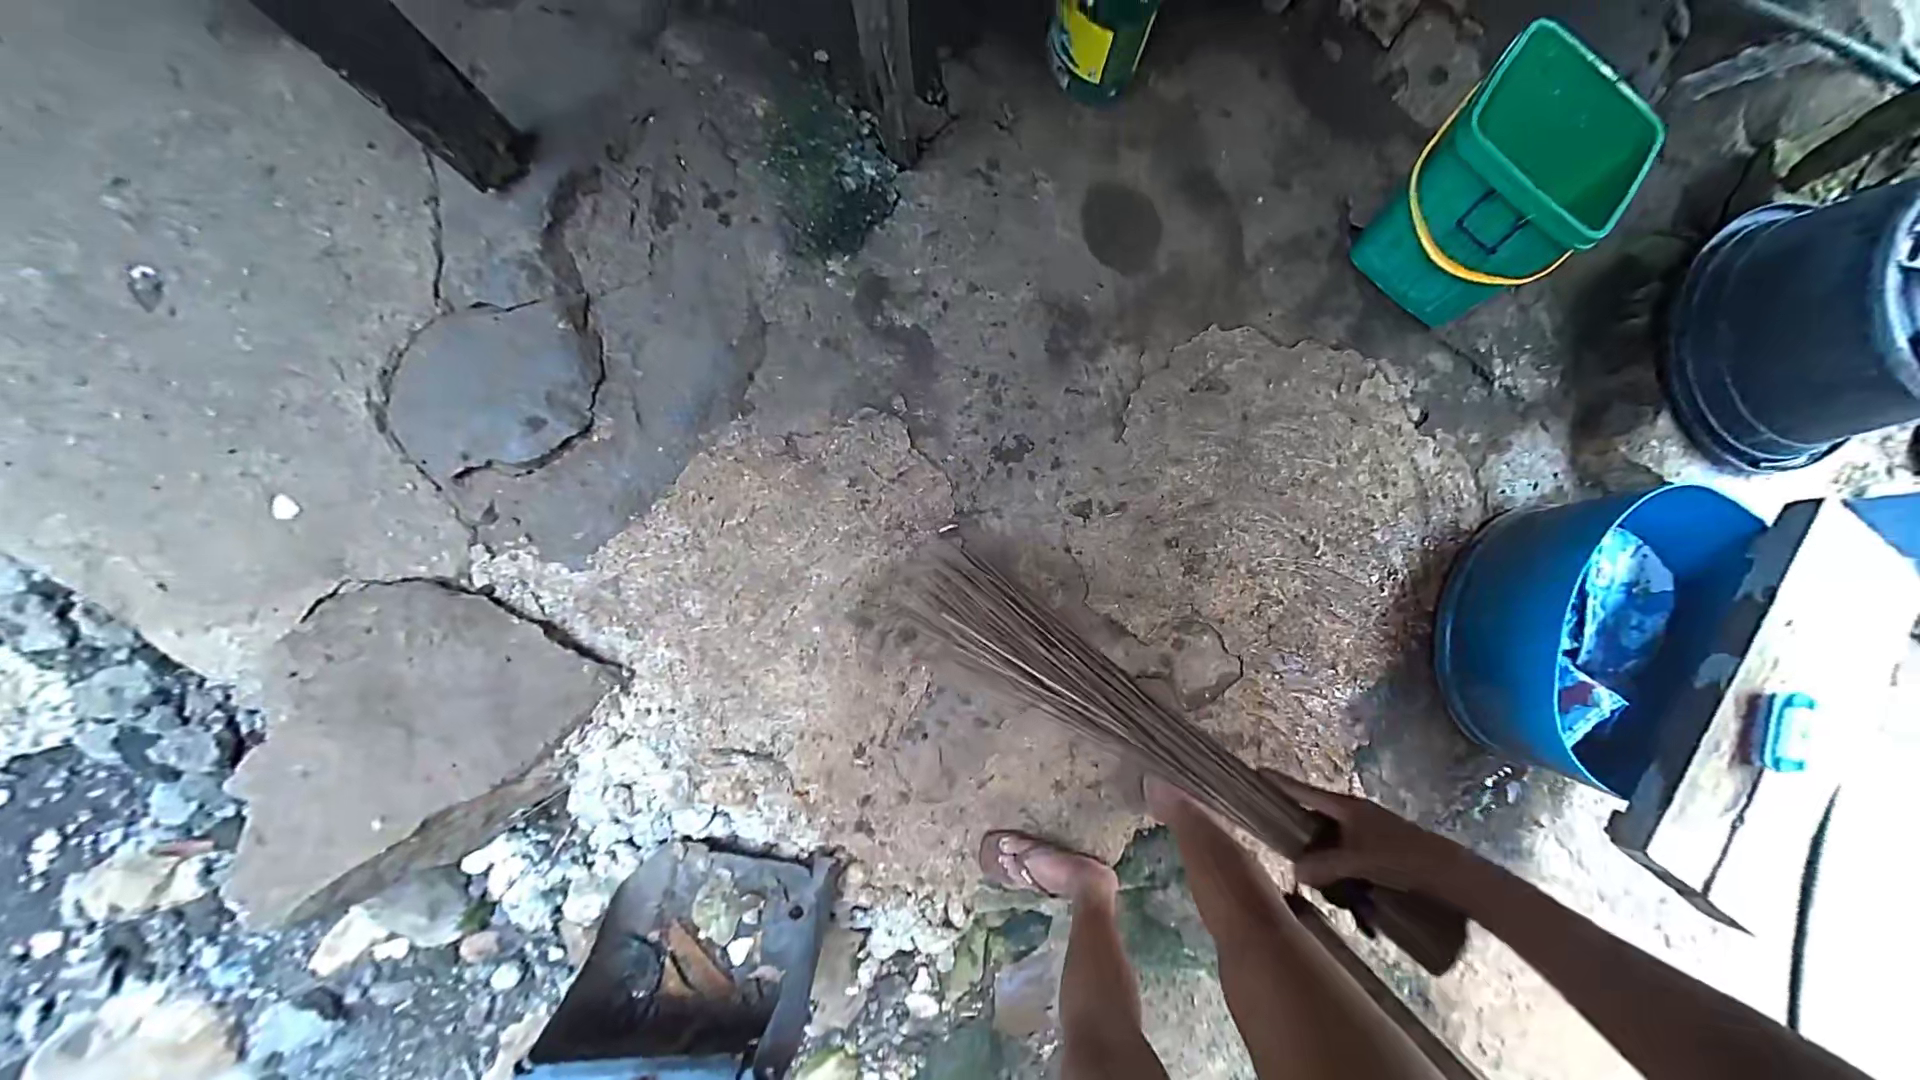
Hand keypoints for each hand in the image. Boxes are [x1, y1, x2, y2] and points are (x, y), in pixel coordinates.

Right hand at [1263, 771, 1472, 895]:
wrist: (1450, 873)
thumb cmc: (1401, 857)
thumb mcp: (1358, 861)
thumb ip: (1325, 865)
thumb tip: (1296, 871)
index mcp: (1345, 806)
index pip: (1303, 791)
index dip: (1280, 782)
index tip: (1257, 772)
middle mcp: (1353, 811)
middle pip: (1315, 811)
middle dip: (1297, 821)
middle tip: (1278, 830)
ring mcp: (1367, 827)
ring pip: (1331, 832)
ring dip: (1320, 847)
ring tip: (1310, 865)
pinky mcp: (1378, 844)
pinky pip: (1345, 845)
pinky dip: (1336, 857)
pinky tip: (1337, 878)